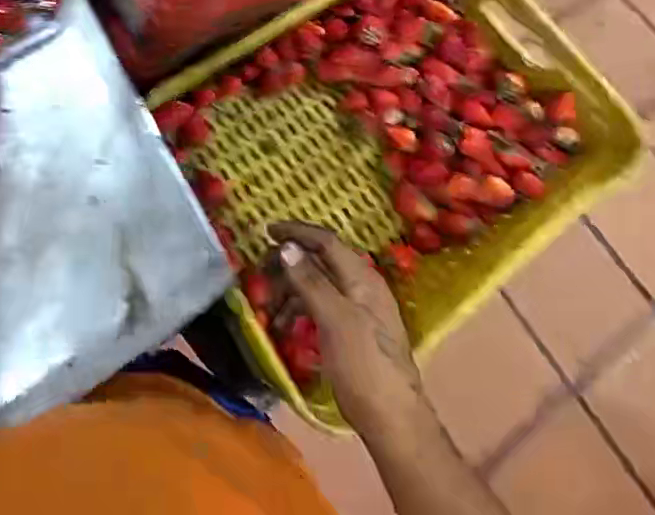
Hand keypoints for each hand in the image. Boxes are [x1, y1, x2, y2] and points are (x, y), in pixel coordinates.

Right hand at [270, 222, 427, 434]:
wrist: (393, 422)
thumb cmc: (364, 366)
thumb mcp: (335, 319)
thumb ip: (311, 280)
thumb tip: (287, 246)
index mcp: (362, 278)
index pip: (326, 241)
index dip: (296, 232)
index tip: (267, 231)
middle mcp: (361, 287)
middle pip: (319, 261)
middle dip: (288, 264)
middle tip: (260, 274)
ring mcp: (357, 310)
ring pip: (316, 285)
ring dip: (289, 290)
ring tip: (267, 306)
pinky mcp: (350, 331)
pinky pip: (319, 307)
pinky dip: (298, 309)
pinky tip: (282, 325)